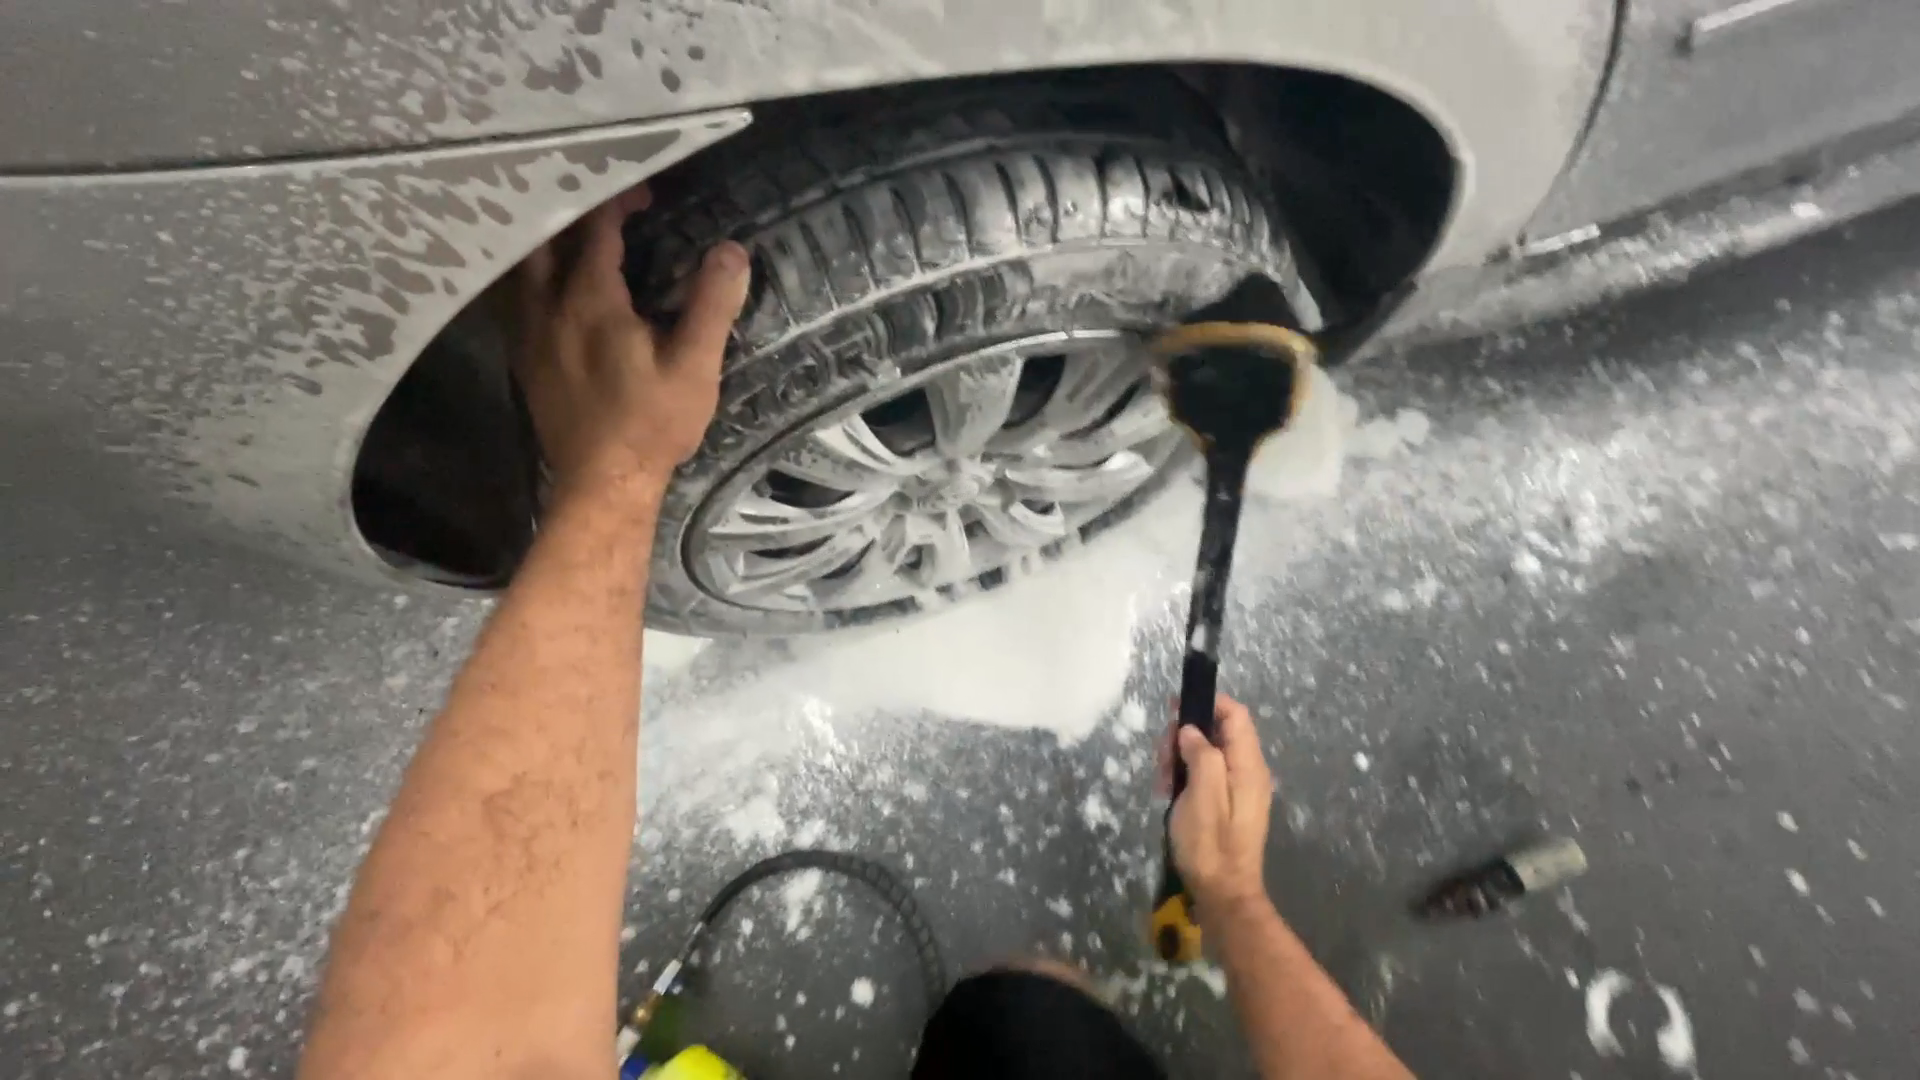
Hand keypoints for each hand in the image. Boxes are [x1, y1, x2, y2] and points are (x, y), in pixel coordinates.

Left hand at [507, 186, 751, 499]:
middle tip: (606, 212)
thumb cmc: (653, 423)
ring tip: (578, 241)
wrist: (604, 480)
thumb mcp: (695, 367)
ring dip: (549, 245)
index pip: (596, 228)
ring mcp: (527, 334)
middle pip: (545, 237)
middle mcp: (547, 306)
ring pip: (524, 268)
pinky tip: (558, 291)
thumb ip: (711, 306)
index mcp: (590, 300)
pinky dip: (537, 280)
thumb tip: (732, 251)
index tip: (646, 194)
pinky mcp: (523, 360)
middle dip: (574, 214)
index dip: (619, 201)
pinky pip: (520, 301)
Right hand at [1162, 694, 1274, 912]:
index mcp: (1248, 766)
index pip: (1235, 715)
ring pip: (1206, 751)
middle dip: (1184, 735)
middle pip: (1217, 731)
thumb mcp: (1202, 794)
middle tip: (1161, 758)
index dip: (1207, 703)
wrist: (1223, 895)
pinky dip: (1184, 775)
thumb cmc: (1210, 844)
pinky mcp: (1226, 803)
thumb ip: (1201, 754)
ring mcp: (1238, 788)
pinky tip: (1168, 793)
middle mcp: (1248, 772)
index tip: (1174, 708)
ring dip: (1179, 757)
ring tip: (1162, 781)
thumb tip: (1191, 731)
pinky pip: (1204, 773)